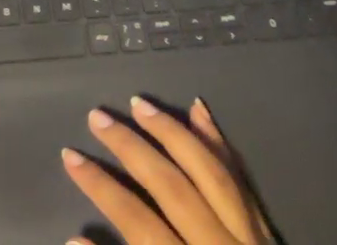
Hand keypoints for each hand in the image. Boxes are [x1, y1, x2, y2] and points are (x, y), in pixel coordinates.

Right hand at [62, 96, 271, 244]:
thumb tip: (77, 239)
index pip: (138, 222)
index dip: (101, 187)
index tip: (70, 155)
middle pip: (171, 186)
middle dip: (131, 148)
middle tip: (97, 116)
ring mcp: (249, 237)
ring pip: (208, 171)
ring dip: (172, 134)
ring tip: (139, 105)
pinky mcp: (266, 232)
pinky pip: (241, 178)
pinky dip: (219, 143)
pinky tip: (199, 112)